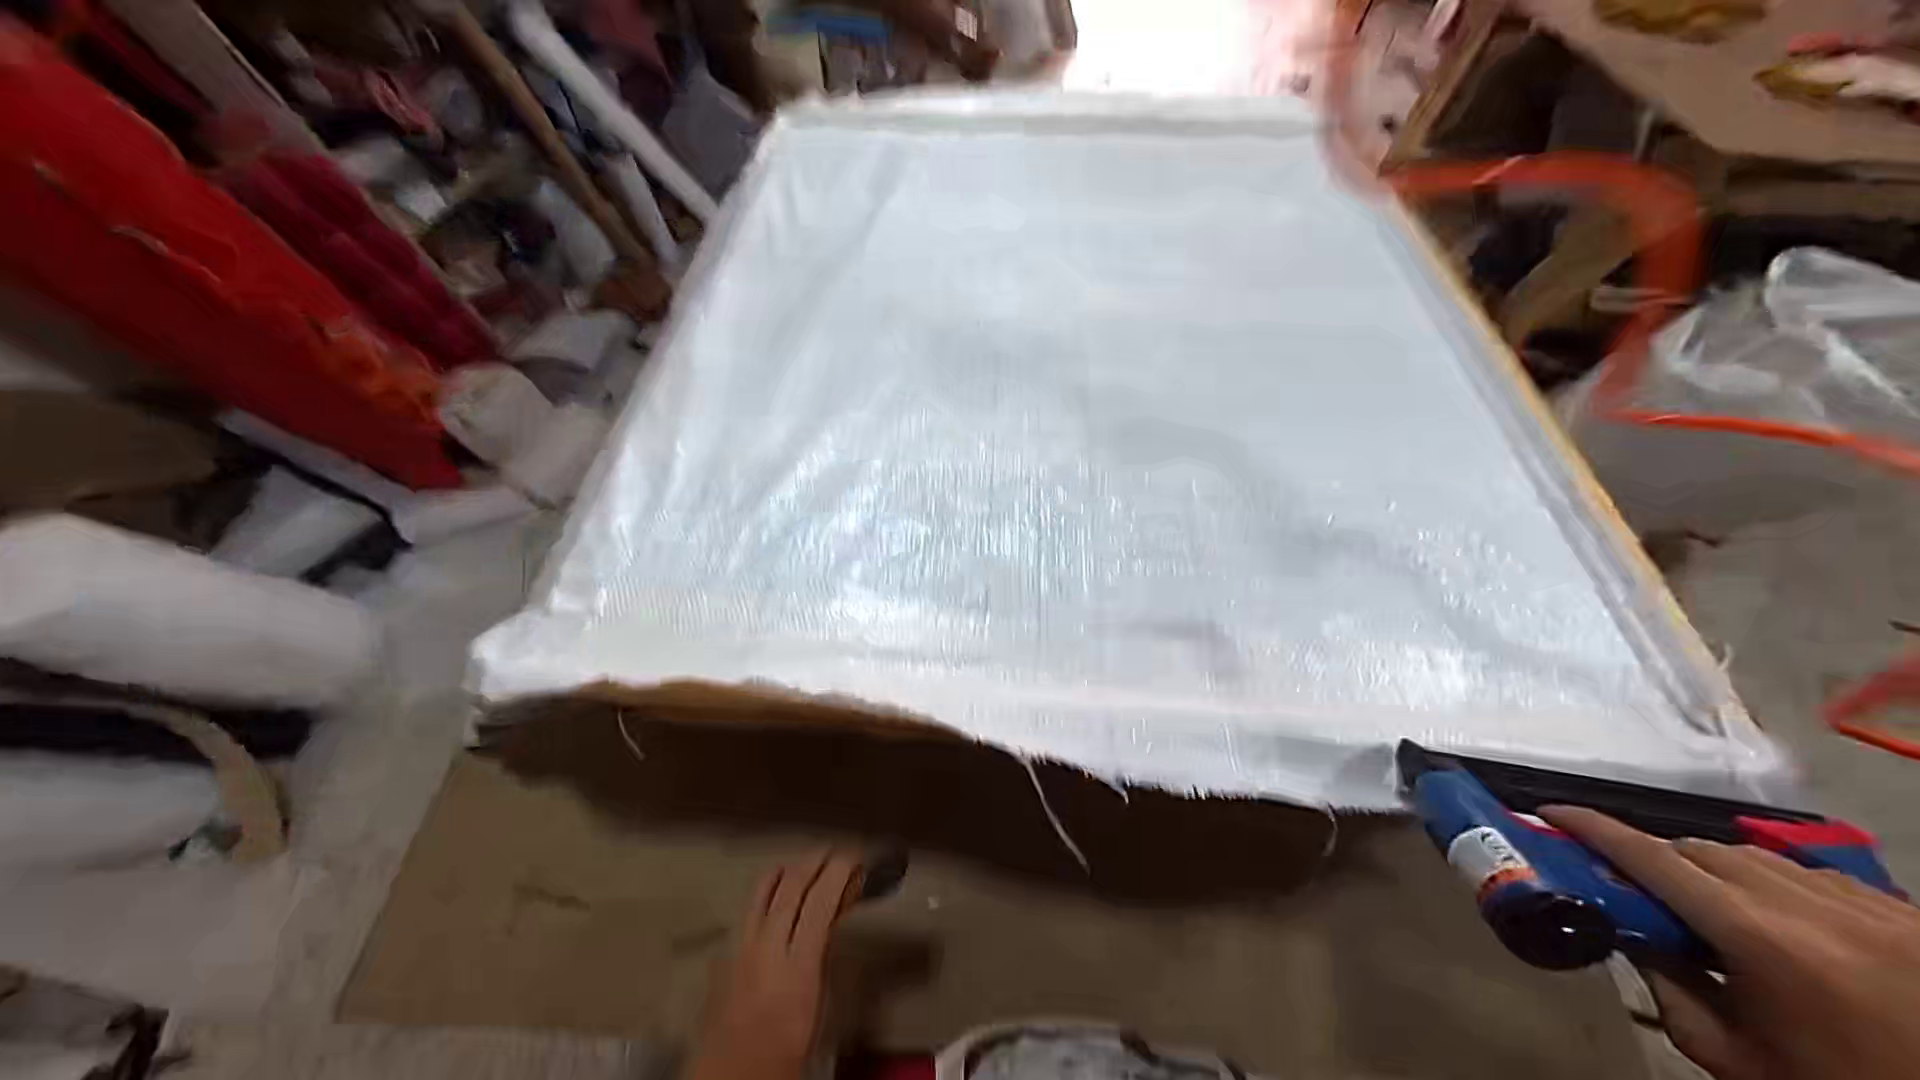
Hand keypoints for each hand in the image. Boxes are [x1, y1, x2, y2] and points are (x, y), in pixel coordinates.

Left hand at [685, 850, 863, 1079]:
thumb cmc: (785, 1054)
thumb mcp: (818, 1006)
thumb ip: (823, 954)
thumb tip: (834, 914)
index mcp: (796, 966)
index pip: (821, 900)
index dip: (840, 871)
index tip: (855, 858)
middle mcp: (766, 948)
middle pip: (791, 885)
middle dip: (816, 861)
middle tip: (836, 852)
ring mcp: (740, 948)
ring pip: (763, 889)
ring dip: (788, 869)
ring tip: (807, 862)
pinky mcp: (723, 955)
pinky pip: (749, 908)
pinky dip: (767, 890)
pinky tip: (776, 893)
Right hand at [1542, 805, 1919, 1079]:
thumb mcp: (1732, 1055)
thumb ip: (1664, 987)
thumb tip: (1626, 934)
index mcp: (1758, 938)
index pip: (1650, 858)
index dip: (1591, 828)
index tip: (1548, 812)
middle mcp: (1811, 907)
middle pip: (1699, 849)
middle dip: (1655, 858)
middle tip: (1634, 886)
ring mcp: (1871, 907)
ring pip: (1755, 857)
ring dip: (1714, 869)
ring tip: (1709, 907)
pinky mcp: (1909, 915)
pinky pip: (1817, 876)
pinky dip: (1777, 885)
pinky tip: (1783, 922)